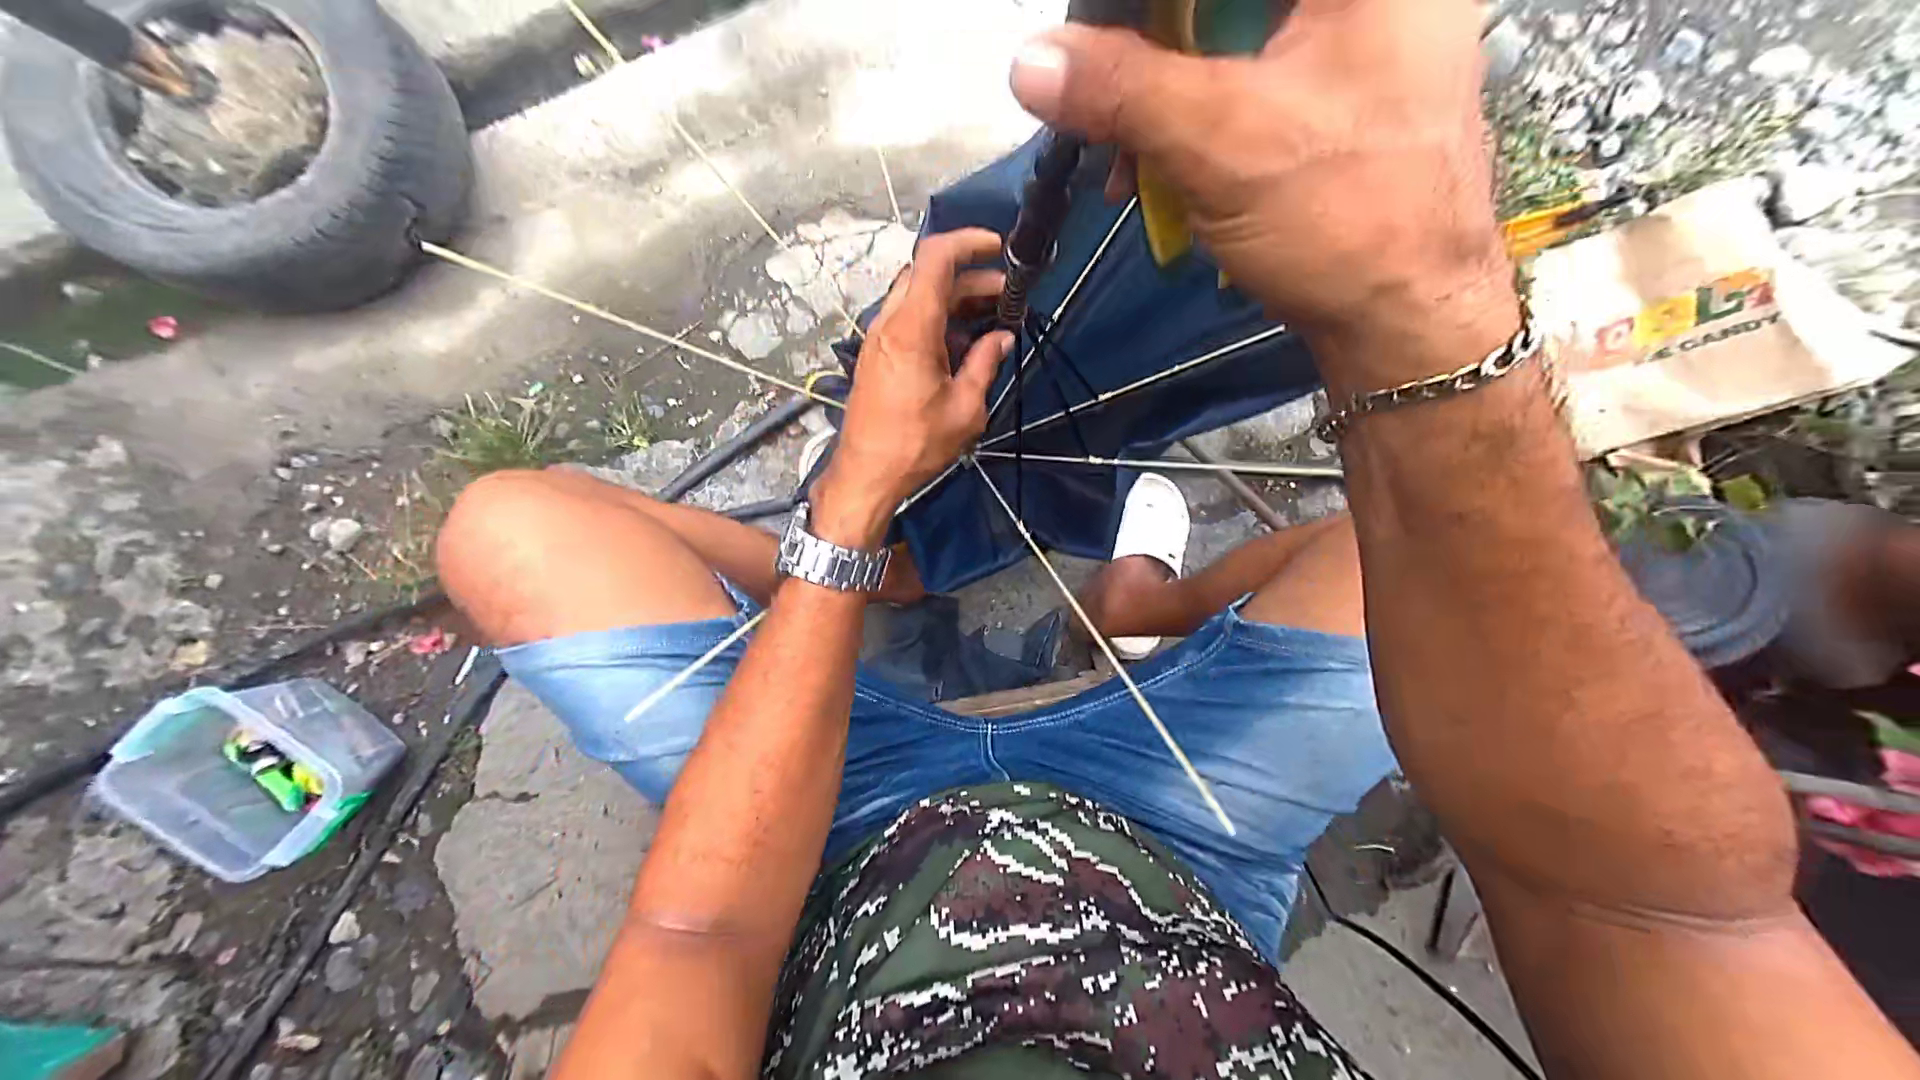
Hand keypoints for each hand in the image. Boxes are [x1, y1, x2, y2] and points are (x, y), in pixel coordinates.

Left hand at [810, 229, 1013, 547]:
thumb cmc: (914, 446)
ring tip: (992, 322)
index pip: (935, 258)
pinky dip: (938, 321)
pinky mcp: (877, 356)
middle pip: (929, 276)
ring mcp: (879, 339)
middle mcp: (889, 325)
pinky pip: (909, 321)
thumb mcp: (965, 409)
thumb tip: (1003, 339)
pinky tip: (964, 346)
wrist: (866, 474)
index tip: (999, 248)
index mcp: (911, 330)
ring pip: (918, 297)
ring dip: (955, 301)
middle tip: (1007, 299)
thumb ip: (986, 364)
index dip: (969, 242)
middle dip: (971, 278)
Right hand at [1009, 0, 1518, 398]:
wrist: (1401, 315)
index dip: (1135, 8)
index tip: (1088, 43)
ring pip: (1227, 34)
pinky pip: (1244, 76)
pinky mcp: (1334, 88)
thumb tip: (1028, 60)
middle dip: (1147, 52)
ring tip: (1124, 163)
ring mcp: (1355, 34)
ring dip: (1160, 94)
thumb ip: (1122, 89)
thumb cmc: (1337, 218)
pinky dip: (1191, 118)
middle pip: (1218, 1)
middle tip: (1098, 105)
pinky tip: (1160, 167)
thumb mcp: (1218, 142)